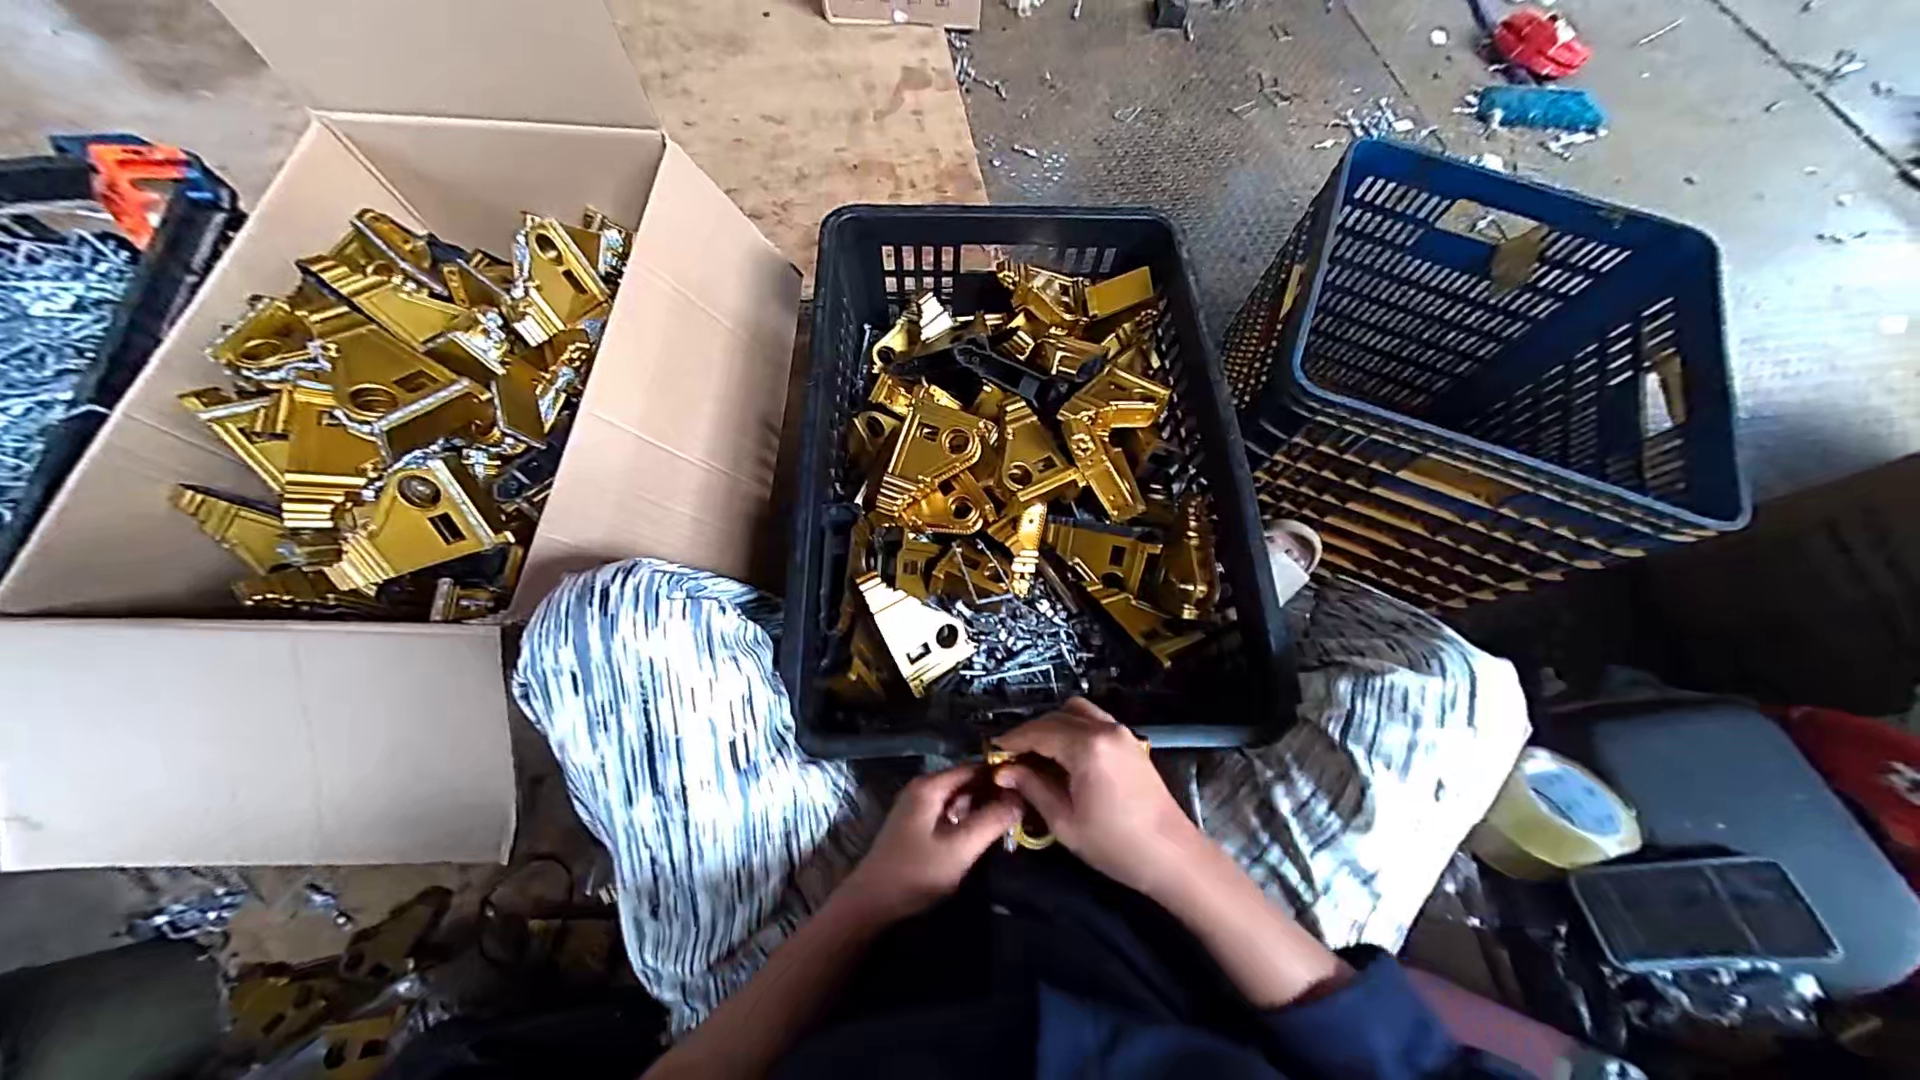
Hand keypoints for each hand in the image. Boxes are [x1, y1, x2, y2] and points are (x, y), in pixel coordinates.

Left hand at [836, 764, 1022, 922]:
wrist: (871, 904)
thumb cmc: (915, 873)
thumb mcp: (959, 849)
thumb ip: (991, 822)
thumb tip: (1022, 799)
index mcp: (930, 786)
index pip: (974, 767)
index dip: (1002, 775)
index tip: (1029, 787)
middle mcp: (923, 788)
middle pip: (967, 781)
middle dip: (994, 792)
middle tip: (1025, 807)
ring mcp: (919, 807)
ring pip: (960, 798)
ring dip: (983, 807)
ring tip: (1013, 819)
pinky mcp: (918, 825)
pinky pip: (951, 812)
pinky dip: (969, 819)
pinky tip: (987, 833)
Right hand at [992, 697, 1209, 898]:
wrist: (1172, 855)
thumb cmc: (1115, 844)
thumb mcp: (1064, 821)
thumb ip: (1032, 787)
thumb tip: (1002, 771)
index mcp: (1086, 746)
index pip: (1038, 731)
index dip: (1012, 740)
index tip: (992, 752)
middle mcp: (1103, 728)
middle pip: (1055, 717)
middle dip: (1029, 733)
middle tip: (1011, 757)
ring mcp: (1120, 731)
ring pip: (1075, 711)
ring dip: (1052, 725)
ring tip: (1037, 753)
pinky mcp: (1129, 740)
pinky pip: (1093, 719)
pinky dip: (1073, 726)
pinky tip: (1064, 753)